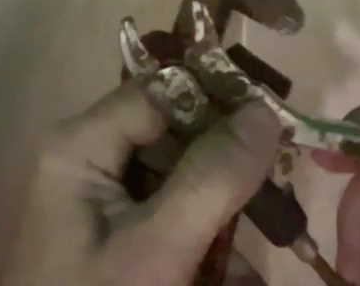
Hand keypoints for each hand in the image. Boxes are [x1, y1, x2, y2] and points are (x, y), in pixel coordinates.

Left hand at [4, 82, 281, 285]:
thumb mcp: (157, 249)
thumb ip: (211, 178)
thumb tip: (265, 111)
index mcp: (80, 144)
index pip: (161, 92)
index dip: (218, 98)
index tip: (277, 118)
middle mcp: (90, 159)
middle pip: (175, 136)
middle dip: (228, 169)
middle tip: (279, 194)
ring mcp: (104, 202)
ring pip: (184, 182)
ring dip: (226, 215)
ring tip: (261, 242)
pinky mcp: (119, 240)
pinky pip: (175, 221)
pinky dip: (208, 245)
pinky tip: (237, 275)